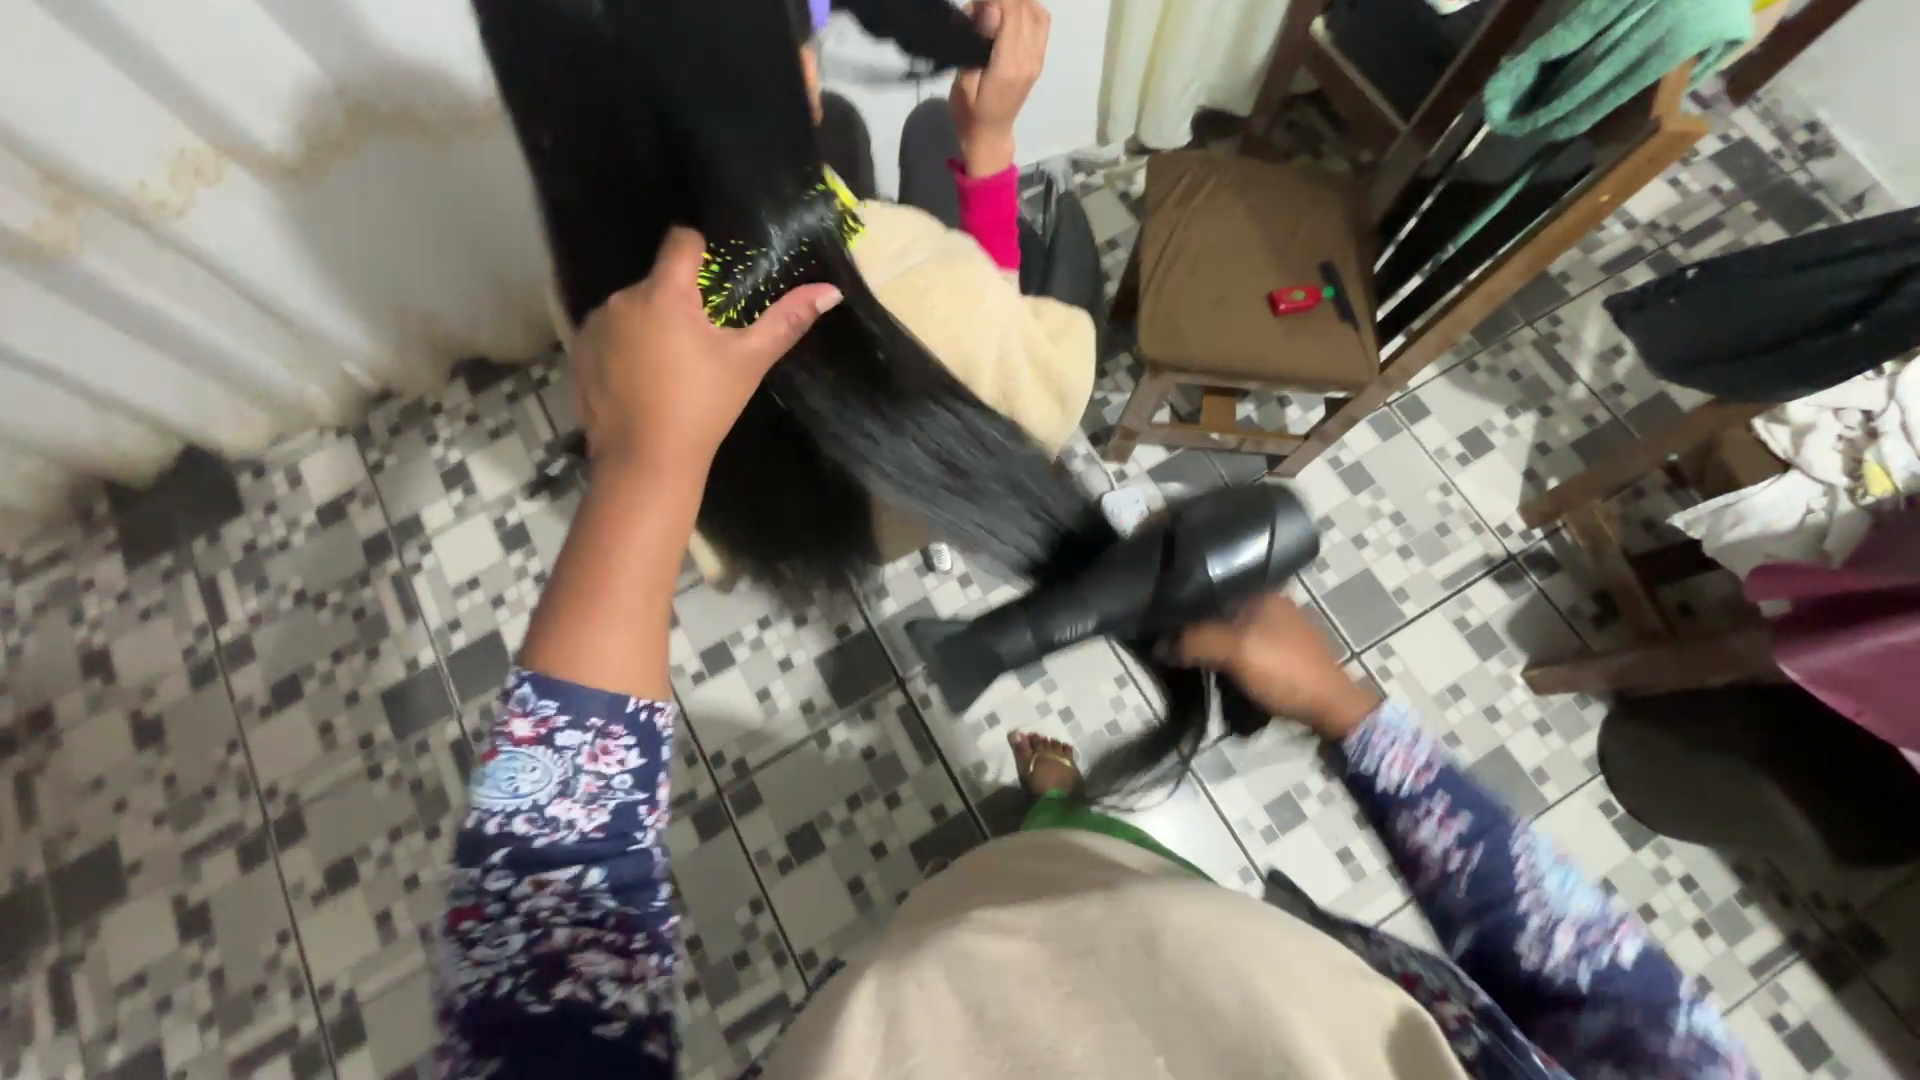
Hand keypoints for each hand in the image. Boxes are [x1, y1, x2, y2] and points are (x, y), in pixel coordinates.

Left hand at [569, 227, 841, 482]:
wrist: (646, 460)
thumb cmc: (704, 407)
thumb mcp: (750, 363)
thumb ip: (787, 321)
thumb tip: (830, 291)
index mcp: (666, 294)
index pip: (680, 240)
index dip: (700, 251)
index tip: (714, 281)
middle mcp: (623, 298)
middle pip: (658, 282)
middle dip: (679, 302)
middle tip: (700, 346)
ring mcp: (594, 325)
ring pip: (632, 309)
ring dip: (649, 325)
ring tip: (668, 370)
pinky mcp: (577, 351)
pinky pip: (607, 334)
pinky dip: (623, 348)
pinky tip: (640, 383)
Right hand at [948, 0, 1049, 175]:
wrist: (990, 137)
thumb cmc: (970, 114)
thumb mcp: (964, 84)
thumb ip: (978, 45)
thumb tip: (991, 9)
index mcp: (1008, 66)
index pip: (1011, 12)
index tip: (976, 4)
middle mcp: (1028, 60)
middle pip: (1024, 8)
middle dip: (1002, 0)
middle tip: (980, 10)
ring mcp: (1037, 60)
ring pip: (1037, 12)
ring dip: (1016, 3)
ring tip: (996, 9)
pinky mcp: (1038, 60)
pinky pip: (1041, 23)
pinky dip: (1028, 10)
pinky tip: (1011, 14)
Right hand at [1170, 594, 1382, 740]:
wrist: (1332, 709)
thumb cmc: (1284, 670)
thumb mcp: (1234, 652)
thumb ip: (1193, 642)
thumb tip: (1157, 646)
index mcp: (1262, 592)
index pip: (1210, 587)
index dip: (1182, 601)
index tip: (1158, 616)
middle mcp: (1270, 602)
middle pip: (1217, 608)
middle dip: (1192, 623)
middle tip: (1164, 637)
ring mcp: (1276, 627)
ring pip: (1227, 628)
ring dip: (1206, 641)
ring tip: (1179, 652)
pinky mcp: (1279, 651)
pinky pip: (1239, 645)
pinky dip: (1222, 653)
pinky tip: (1207, 664)